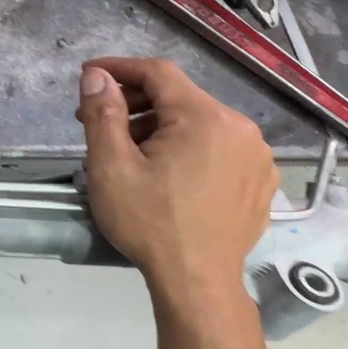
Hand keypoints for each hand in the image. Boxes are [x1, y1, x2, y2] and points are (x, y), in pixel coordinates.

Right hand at [75, 57, 277, 300]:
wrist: (197, 280)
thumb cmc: (148, 221)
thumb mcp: (110, 166)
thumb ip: (102, 113)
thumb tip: (95, 77)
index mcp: (204, 117)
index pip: (158, 72)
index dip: (118, 68)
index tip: (87, 75)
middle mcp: (240, 127)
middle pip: (179, 97)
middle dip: (134, 103)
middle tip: (95, 122)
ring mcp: (257, 155)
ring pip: (199, 123)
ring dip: (159, 127)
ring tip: (128, 153)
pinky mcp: (260, 181)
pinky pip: (219, 148)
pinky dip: (188, 148)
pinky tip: (166, 173)